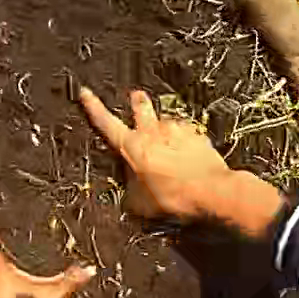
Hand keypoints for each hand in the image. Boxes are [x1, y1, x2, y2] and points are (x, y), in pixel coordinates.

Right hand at [77, 87, 284, 237]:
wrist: (213, 191)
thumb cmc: (175, 197)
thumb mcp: (142, 203)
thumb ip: (130, 190)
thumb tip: (130, 189)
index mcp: (133, 147)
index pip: (106, 123)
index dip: (93, 108)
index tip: (85, 94)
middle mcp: (153, 131)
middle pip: (141, 107)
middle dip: (137, 102)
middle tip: (136, 98)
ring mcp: (177, 129)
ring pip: (165, 123)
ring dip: (165, 130)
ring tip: (169, 148)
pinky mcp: (197, 133)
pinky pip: (186, 133)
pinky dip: (184, 141)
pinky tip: (187, 155)